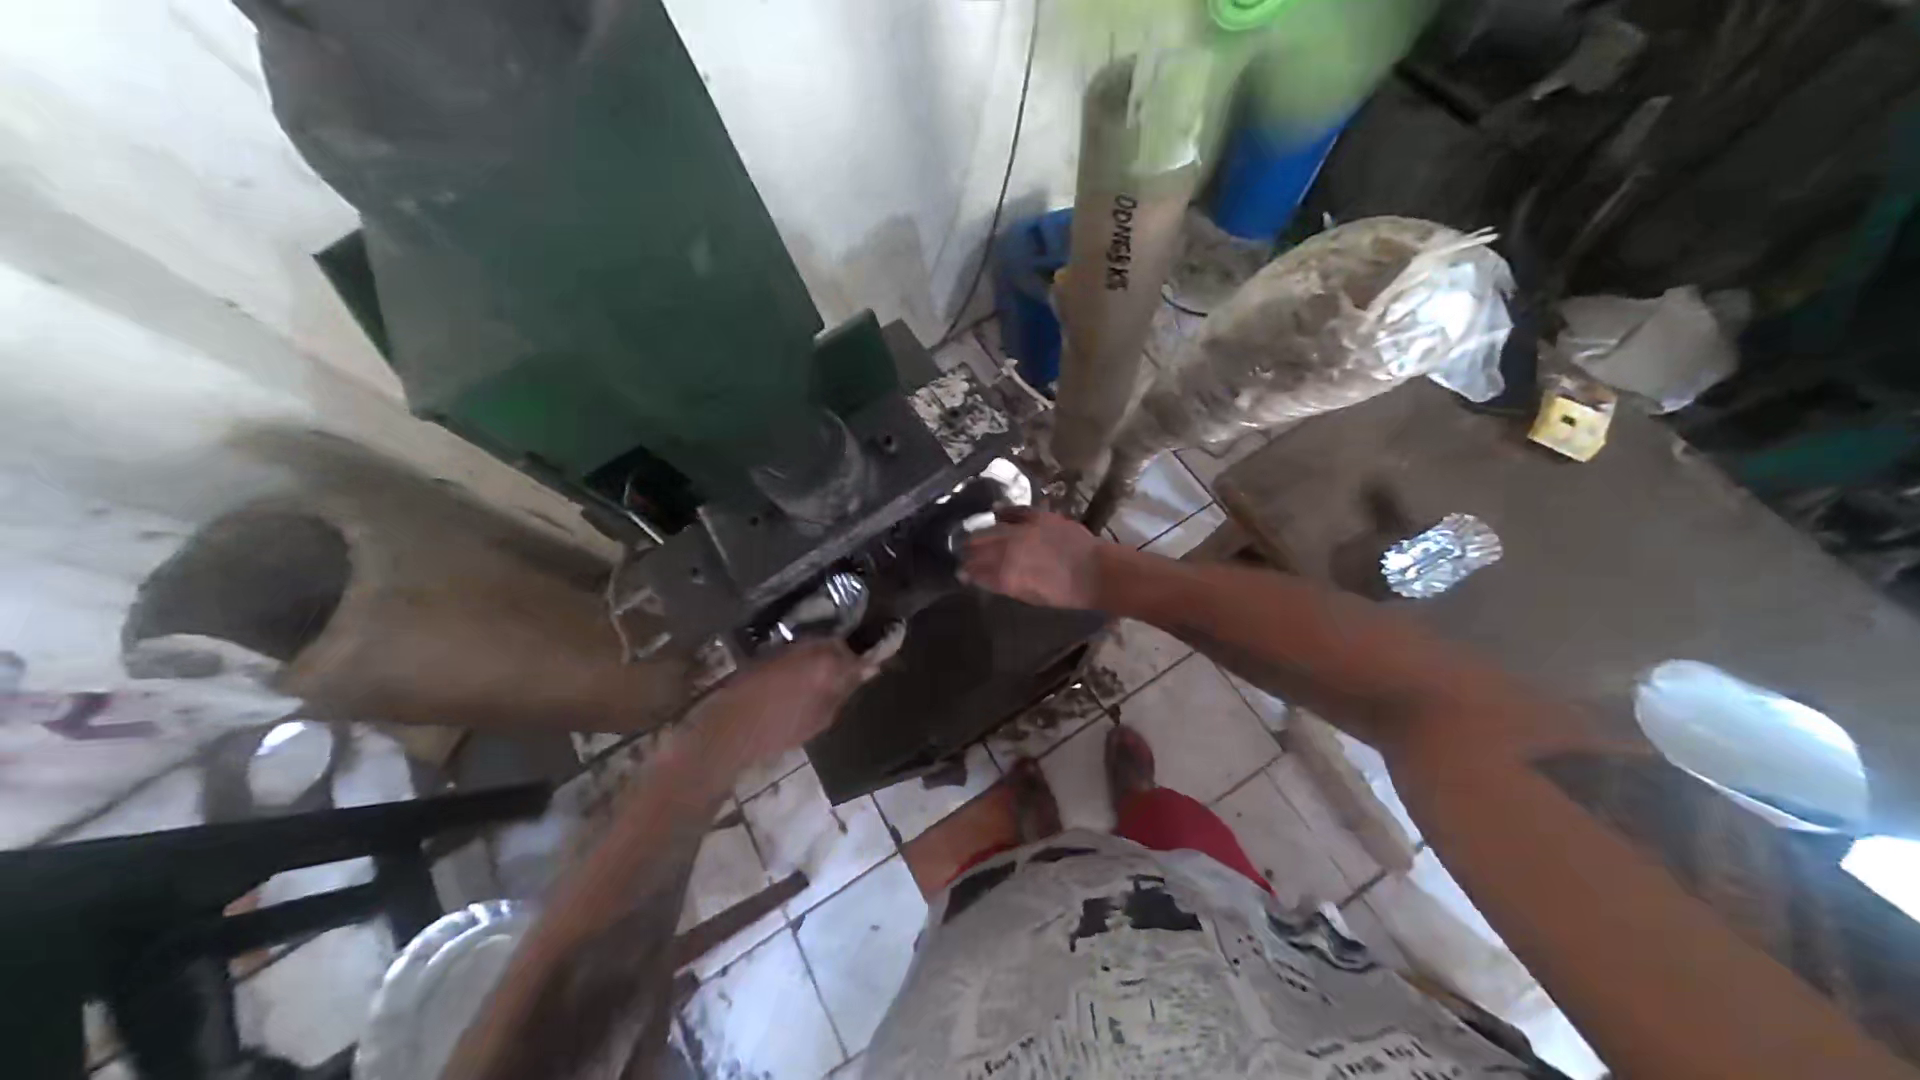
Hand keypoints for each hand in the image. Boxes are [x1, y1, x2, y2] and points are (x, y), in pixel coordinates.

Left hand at [688, 635, 897, 775]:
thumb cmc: (779, 728)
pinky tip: (806, 676)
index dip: (872, 659)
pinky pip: (802, 650)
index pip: (862, 656)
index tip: (879, 662)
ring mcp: (791, 646)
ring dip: (827, 656)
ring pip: (820, 645)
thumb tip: (867, 672)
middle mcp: (813, 647)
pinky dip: (808, 659)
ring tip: (829, 676)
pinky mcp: (773, 651)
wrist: (729, 726)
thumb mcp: (821, 717)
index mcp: (830, 664)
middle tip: (852, 674)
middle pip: (840, 645)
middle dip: (848, 656)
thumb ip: (845, 692)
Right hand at [961, 507, 1107, 609]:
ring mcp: (1022, 530)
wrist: (1096, 571)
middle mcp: (1008, 549)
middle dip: (969, 553)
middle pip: (978, 547)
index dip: (966, 572)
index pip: (975, 571)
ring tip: (975, 538)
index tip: (961, 573)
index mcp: (1006, 573)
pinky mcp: (1038, 516)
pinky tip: (996, 512)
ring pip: (991, 529)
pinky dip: (1003, 511)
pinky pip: (1014, 511)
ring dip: (981, 535)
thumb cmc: (1065, 593)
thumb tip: (984, 578)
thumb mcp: (1030, 596)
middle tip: (965, 556)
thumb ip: (1004, 584)